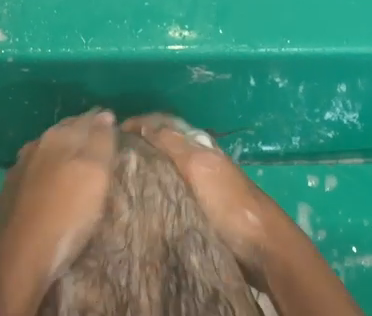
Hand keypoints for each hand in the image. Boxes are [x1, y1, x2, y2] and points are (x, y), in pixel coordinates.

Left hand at [0, 109, 117, 315]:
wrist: (21, 255)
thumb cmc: (67, 212)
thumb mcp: (96, 174)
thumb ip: (100, 141)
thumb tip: (104, 114)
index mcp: (58, 137)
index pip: (84, 120)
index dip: (99, 121)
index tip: (112, 126)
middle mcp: (35, 147)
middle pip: (62, 134)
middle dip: (79, 136)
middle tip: (96, 146)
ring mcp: (18, 171)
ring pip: (44, 154)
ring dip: (59, 156)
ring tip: (73, 167)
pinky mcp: (8, 195)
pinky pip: (31, 176)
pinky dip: (43, 177)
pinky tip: (47, 189)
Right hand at [123, 114, 288, 273]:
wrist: (263, 247)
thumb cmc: (229, 203)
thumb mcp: (198, 167)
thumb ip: (172, 144)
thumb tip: (143, 126)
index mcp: (198, 145)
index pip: (161, 125)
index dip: (136, 125)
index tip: (109, 134)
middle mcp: (198, 160)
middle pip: (162, 145)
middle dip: (137, 146)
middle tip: (108, 158)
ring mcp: (201, 186)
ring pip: (165, 169)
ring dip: (146, 169)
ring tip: (118, 179)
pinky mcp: (201, 212)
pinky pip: (171, 193)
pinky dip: (155, 190)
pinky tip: (142, 201)